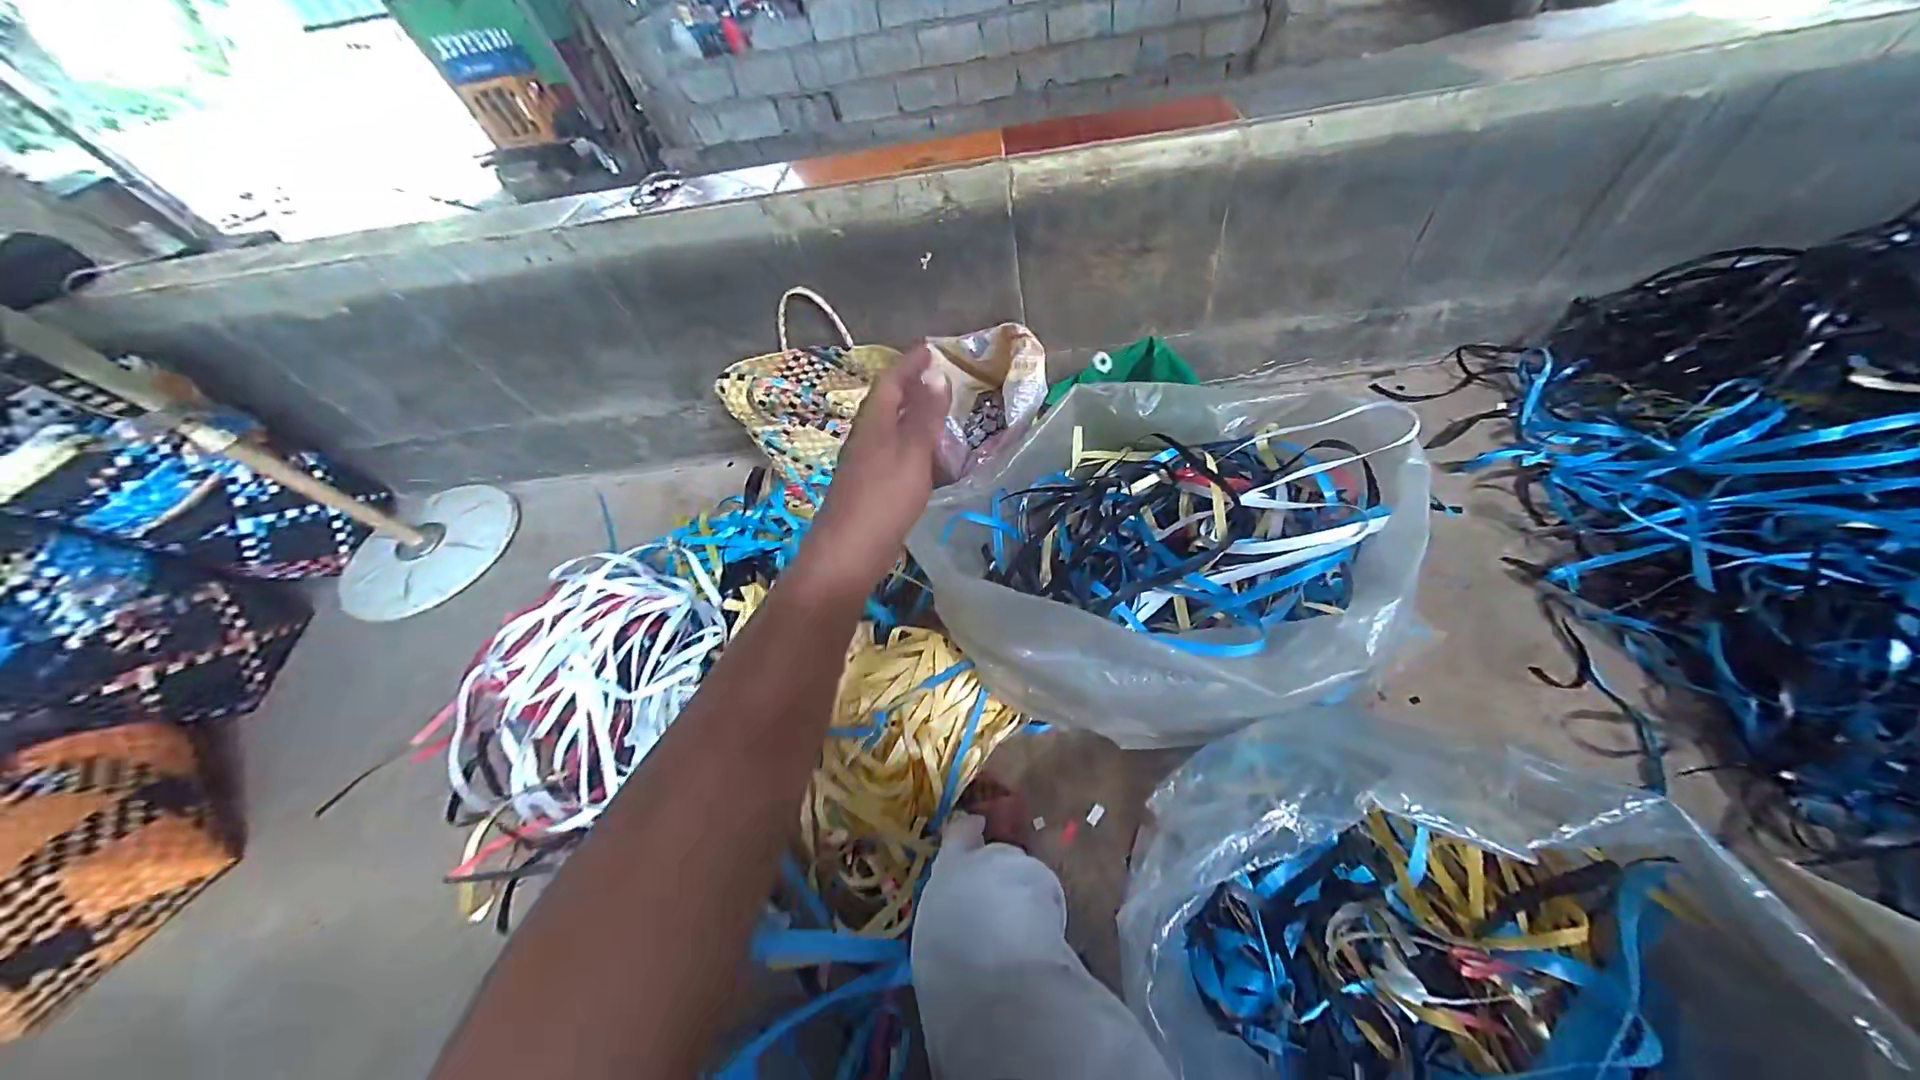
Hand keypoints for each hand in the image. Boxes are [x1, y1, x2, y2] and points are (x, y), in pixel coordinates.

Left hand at [791, 344, 949, 598]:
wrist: (848, 553)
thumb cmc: (883, 500)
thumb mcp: (911, 453)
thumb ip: (924, 416)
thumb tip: (935, 374)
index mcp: (874, 423)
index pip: (891, 381)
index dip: (910, 362)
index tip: (931, 347)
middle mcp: (865, 438)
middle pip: (888, 402)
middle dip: (911, 386)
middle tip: (939, 377)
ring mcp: (865, 464)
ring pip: (890, 429)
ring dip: (913, 416)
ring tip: (940, 412)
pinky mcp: (870, 487)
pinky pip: (894, 454)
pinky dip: (913, 446)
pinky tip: (927, 458)